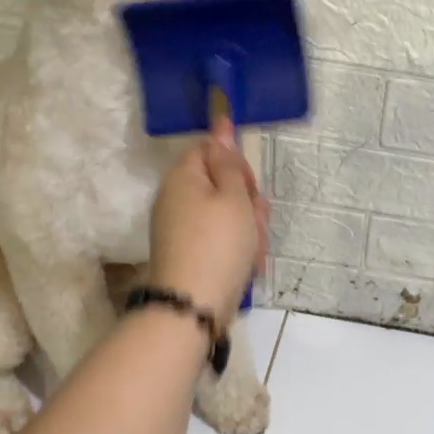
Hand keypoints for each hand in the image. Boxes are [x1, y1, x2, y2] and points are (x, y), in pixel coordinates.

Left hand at [149, 117, 269, 328]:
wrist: (193, 305)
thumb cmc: (218, 243)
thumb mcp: (233, 196)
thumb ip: (229, 163)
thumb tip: (220, 128)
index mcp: (182, 177)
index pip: (208, 149)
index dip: (234, 162)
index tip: (250, 184)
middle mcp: (176, 199)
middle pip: (219, 184)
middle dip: (246, 200)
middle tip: (258, 219)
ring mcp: (181, 229)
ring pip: (225, 215)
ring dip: (247, 228)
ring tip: (256, 249)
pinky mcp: (189, 254)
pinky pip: (219, 239)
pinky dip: (236, 248)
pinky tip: (249, 265)